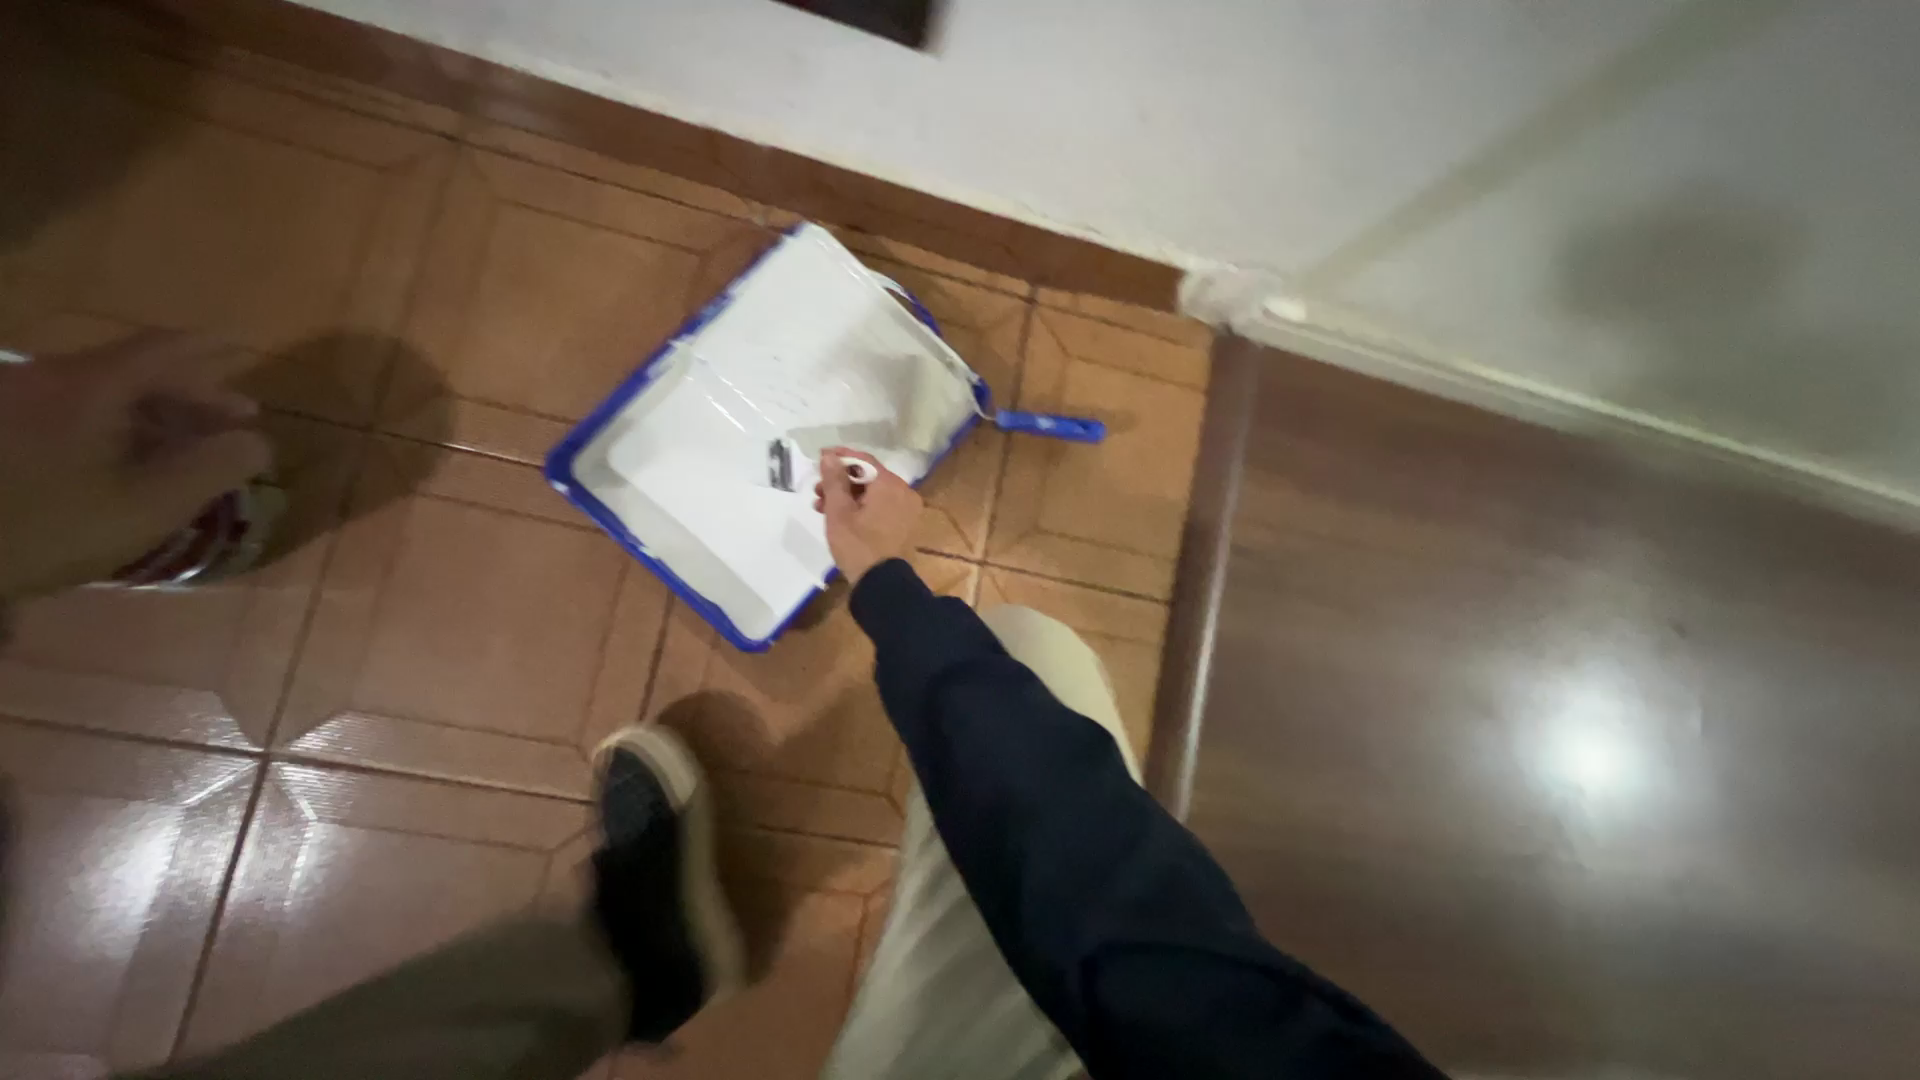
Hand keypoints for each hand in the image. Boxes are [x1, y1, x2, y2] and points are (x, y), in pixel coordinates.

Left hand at [0, 332, 271, 599]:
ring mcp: (7, 403)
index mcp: (85, 387)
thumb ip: (217, 466)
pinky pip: (67, 411)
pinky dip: (116, 425)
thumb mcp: (154, 504)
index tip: (246, 347)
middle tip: (238, 419)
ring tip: (190, 444)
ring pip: (99, 393)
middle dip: (192, 392)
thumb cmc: (50, 527)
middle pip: (130, 370)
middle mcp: (38, 379)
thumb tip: (257, 441)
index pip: (161, 349)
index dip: (210, 347)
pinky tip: (133, 456)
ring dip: (155, 412)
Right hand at [812, 447, 919, 585]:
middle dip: (841, 480)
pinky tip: (839, 516)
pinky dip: (861, 506)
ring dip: (847, 495)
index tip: (820, 457)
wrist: (881, 583)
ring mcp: (906, 508)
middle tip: (817, 489)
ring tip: (821, 506)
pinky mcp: (903, 523)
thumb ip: (834, 480)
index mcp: (890, 484)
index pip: (864, 459)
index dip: (840, 457)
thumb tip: (829, 456)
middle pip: (868, 476)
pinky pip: (880, 505)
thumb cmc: (857, 545)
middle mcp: (903, 491)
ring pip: (873, 492)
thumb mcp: (838, 511)